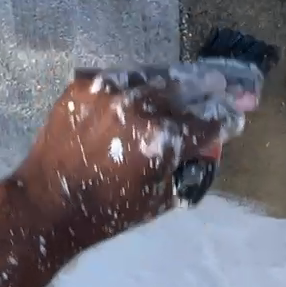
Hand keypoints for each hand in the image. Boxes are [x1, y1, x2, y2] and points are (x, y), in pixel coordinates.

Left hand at [11, 59, 262, 252]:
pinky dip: (136, 82)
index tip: (236, 113)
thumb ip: (191, 166)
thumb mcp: (162, 198)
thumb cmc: (108, 211)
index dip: (226, 118)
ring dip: (173, 79)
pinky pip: (120, 76)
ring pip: (152, 75)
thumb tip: (212, 142)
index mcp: (160, 140)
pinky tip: (147, 84)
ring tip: (190, 77)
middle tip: (223, 81)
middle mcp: (137, 106)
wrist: (48, 201)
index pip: (207, 122)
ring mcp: (108, 89)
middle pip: (184, 88)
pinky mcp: (84, 83)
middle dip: (208, 86)